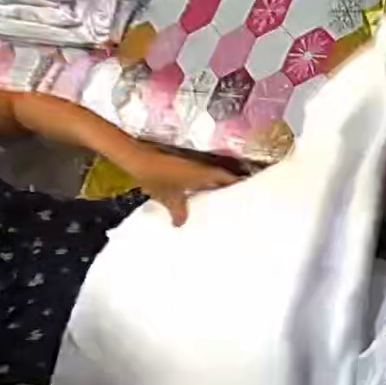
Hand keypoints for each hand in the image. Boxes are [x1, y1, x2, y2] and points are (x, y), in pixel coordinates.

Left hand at [112, 146, 239, 225]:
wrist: (137, 159)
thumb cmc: (158, 177)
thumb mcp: (169, 199)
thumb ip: (179, 213)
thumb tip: (180, 225)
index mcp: (206, 174)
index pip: (230, 179)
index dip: (240, 186)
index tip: (249, 196)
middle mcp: (203, 169)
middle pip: (222, 179)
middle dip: (229, 190)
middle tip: (236, 204)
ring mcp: (192, 167)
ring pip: (210, 179)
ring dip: (215, 188)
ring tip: (220, 203)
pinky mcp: (182, 168)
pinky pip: (199, 179)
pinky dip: (201, 187)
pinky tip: (198, 197)